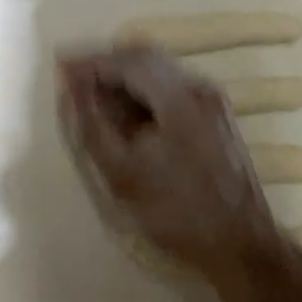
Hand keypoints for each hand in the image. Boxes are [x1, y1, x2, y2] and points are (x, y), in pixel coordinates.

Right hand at [57, 45, 281, 278]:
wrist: (241, 245)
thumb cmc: (177, 212)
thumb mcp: (121, 173)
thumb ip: (91, 124)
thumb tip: (70, 86)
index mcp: (179, 97)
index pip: (126, 60)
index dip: (89, 61)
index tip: (60, 67)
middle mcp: (200, 88)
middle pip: (145, 56)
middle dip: (105, 64)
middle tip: (72, 80)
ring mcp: (213, 101)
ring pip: (159, 71)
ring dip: (123, 78)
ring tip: (93, 99)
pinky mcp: (216, 117)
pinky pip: (172, 88)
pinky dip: (143, 92)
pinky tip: (125, 116)